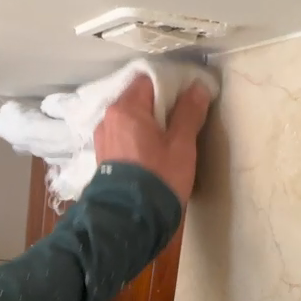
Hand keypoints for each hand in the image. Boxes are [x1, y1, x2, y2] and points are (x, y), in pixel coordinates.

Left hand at [93, 74, 212, 204]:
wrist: (130, 221)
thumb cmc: (159, 179)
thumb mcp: (181, 145)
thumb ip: (189, 112)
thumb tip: (198, 87)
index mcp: (125, 108)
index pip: (149, 79)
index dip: (172, 82)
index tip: (189, 94)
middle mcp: (107, 119)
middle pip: (137, 98)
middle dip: (161, 103)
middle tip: (183, 115)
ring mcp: (103, 139)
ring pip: (130, 119)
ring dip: (150, 121)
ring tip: (170, 135)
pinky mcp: (104, 158)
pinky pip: (123, 136)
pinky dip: (138, 136)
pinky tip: (152, 149)